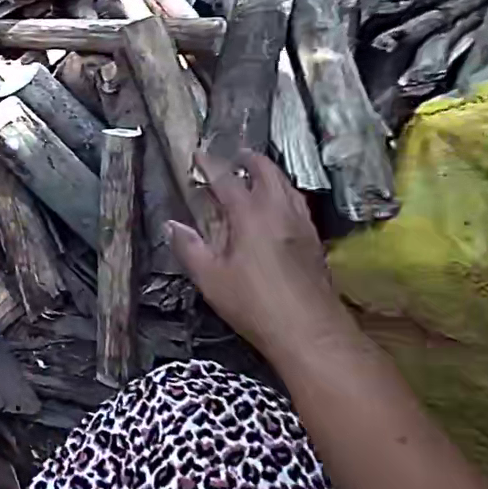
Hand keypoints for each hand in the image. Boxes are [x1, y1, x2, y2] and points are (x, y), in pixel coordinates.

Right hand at [168, 151, 361, 363]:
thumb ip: (189, 247)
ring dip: (272, 175)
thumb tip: (172, 224)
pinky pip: (298, 204)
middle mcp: (280, 214)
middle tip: (236, 154)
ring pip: (289, 188)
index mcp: (251, 217)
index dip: (211, 165)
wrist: (312, 334)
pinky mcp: (315, 244)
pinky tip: (278, 205)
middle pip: (269, 175)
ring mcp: (302, 228)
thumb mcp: (209, 277)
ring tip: (257, 172)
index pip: (228, 181)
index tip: (198, 154)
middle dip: (252, 161)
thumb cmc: (253, 303)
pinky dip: (284, 193)